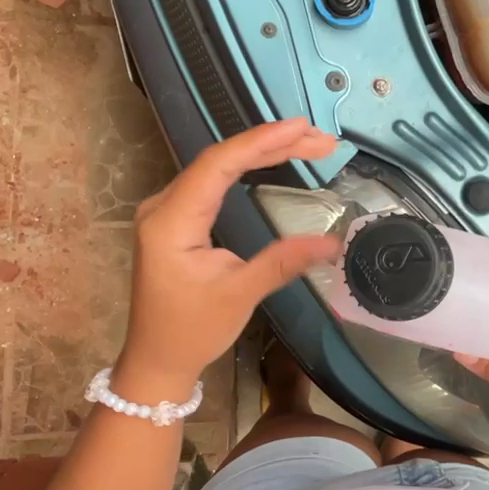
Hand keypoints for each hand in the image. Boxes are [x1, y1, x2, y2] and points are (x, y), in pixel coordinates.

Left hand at [117, 118, 341, 395]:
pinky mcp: (179, 221)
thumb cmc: (190, 331)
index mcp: (171, 221)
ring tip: (308, 144)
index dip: (261, 142)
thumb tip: (332, 242)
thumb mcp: (239, 296)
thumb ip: (282, 262)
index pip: (219, 165)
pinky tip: (274, 160)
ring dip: (264, 153)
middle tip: (321, 140)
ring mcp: (169, 212)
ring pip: (219, 167)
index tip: (301, 129)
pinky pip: (216, 182)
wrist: (156, 361)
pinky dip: (249, 168)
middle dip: (273, 144)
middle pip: (222, 159)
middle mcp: (164, 207)